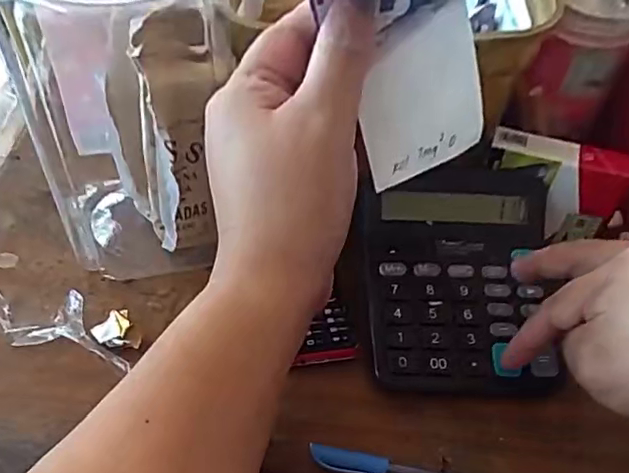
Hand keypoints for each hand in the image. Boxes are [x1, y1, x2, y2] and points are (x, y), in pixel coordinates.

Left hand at [205, 1, 372, 312]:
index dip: (340, 24)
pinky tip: (355, 165)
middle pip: (302, 74)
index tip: (380, 27)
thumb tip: (355, 8)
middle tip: (386, 77)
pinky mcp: (274, 192)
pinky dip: (335, 152)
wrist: (276, 288)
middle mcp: (242, 121)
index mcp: (243, 92)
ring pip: (308, 117)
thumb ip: (341, 58)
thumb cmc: (293, 210)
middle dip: (346, 74)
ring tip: (374, 124)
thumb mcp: (324, 122)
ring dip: (343, 117)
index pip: (295, 31)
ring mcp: (256, 160)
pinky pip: (308, 154)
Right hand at [501, 241, 628, 431]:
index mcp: (615, 271)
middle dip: (551, 265)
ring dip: (603, 277)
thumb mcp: (595, 366)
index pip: (557, 304)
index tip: (509, 359)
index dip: (529, 335)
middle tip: (523, 268)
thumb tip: (588, 335)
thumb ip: (578, 344)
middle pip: (590, 259)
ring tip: (586, 286)